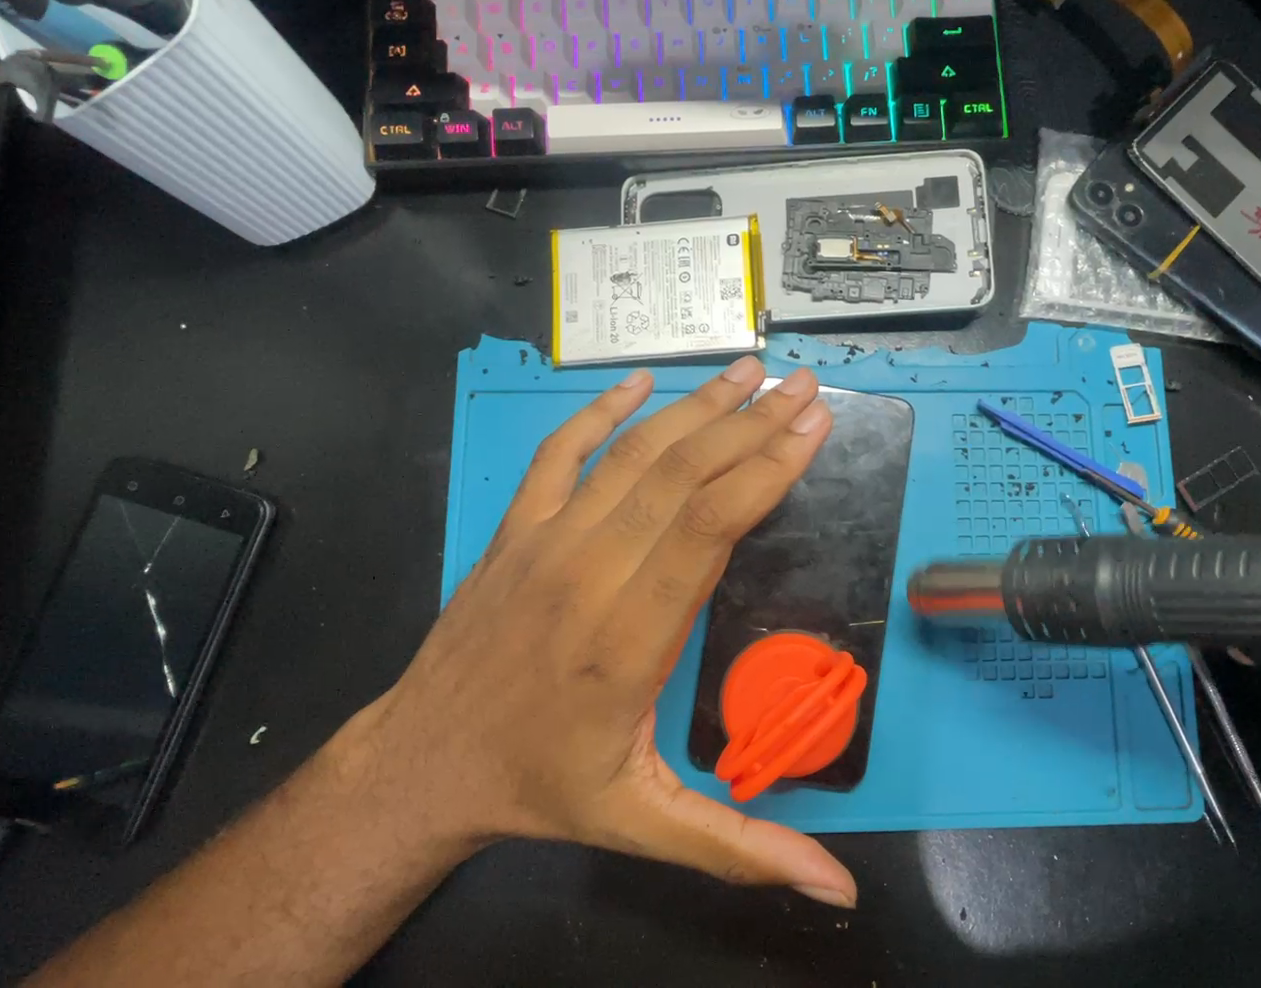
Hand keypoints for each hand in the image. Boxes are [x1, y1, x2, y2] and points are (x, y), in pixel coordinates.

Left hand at [348, 356, 857, 907]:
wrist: (422, 761)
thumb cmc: (540, 786)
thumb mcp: (642, 827)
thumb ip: (743, 848)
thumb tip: (838, 888)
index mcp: (628, 636)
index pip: (709, 526)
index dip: (768, 469)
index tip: (814, 430)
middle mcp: (589, 571)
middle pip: (682, 474)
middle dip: (752, 424)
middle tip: (805, 389)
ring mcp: (546, 539)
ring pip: (633, 454)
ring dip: (698, 407)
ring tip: (751, 372)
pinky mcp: (516, 527)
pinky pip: (563, 453)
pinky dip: (604, 411)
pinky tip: (643, 386)